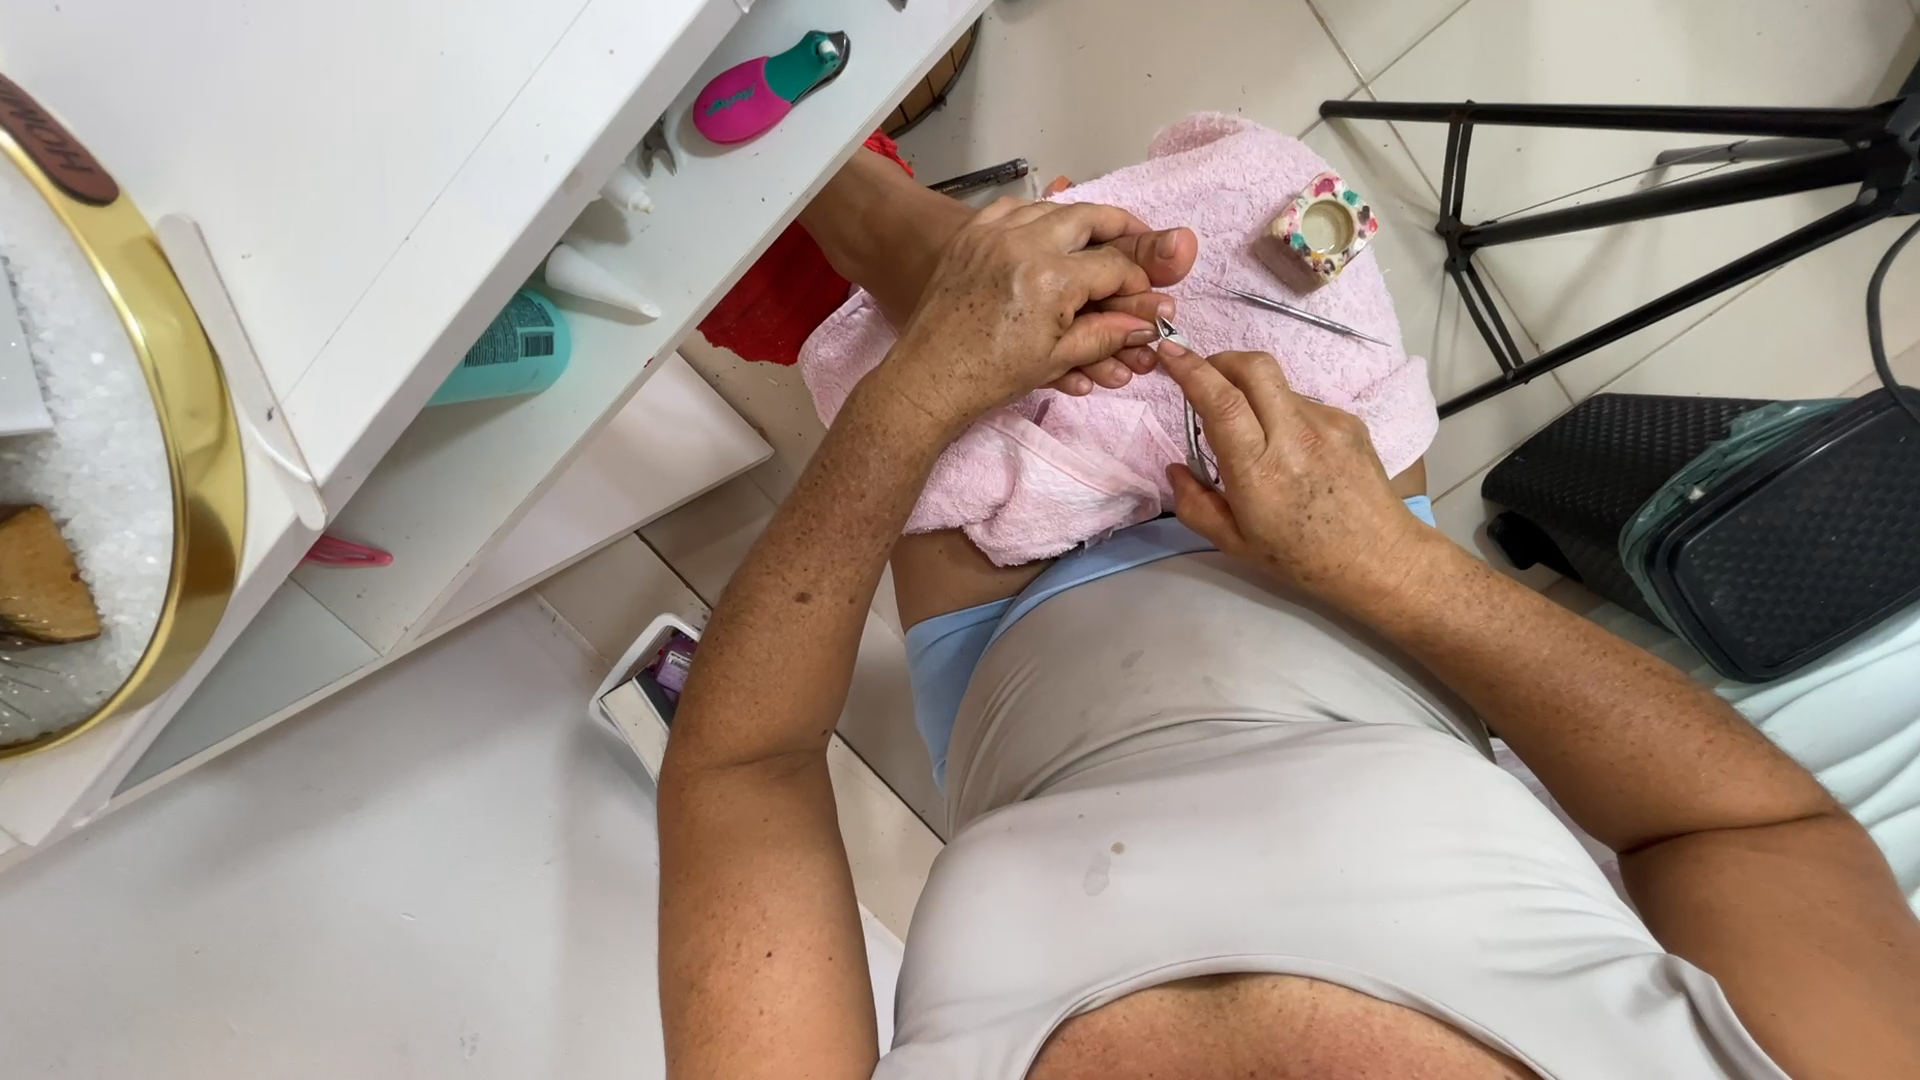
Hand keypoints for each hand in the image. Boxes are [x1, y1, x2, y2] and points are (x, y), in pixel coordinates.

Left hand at [879, 198, 1196, 430]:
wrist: (931, 378)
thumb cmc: (989, 376)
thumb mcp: (1056, 359)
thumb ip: (1105, 335)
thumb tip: (1145, 323)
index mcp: (1050, 278)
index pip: (1113, 265)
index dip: (1136, 281)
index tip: (1144, 294)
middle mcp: (1023, 243)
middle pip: (1089, 216)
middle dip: (1120, 227)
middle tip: (1137, 238)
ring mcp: (993, 234)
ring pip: (1052, 205)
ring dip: (1080, 218)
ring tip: (1098, 234)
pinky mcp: (971, 236)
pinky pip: (1013, 208)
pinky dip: (1037, 215)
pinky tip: (1048, 231)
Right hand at [1159, 343, 1436, 607]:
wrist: (1378, 558)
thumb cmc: (1299, 557)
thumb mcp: (1232, 542)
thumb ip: (1194, 504)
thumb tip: (1175, 468)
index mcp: (1258, 470)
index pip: (1222, 400)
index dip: (1192, 368)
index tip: (1169, 351)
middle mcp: (1293, 437)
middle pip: (1255, 367)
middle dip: (1221, 359)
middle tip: (1204, 375)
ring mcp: (1326, 424)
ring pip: (1278, 385)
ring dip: (1251, 392)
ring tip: (1249, 431)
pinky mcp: (1348, 422)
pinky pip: (1302, 402)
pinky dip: (1280, 412)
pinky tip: (1287, 448)